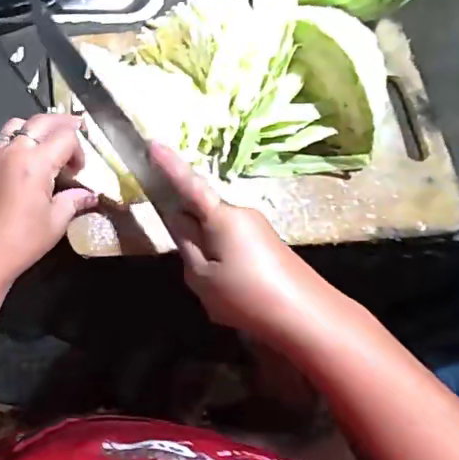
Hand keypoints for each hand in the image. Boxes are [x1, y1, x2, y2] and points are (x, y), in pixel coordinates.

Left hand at [0, 114, 100, 285]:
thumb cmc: (20, 241)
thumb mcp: (55, 222)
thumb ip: (73, 202)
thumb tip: (89, 195)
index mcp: (35, 162)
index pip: (65, 137)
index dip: (79, 150)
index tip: (79, 172)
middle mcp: (14, 151)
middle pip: (41, 122)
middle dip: (62, 124)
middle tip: (77, 130)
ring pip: (17, 125)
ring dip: (37, 128)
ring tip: (48, 143)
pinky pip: (2, 140)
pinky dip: (18, 140)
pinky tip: (25, 160)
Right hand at [152, 142, 331, 341]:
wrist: (307, 317)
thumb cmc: (247, 295)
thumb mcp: (201, 276)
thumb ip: (185, 244)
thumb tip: (177, 218)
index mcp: (222, 217)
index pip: (189, 185)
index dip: (169, 165)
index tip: (151, 142)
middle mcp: (241, 214)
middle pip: (202, 214)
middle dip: (190, 235)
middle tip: (194, 273)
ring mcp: (257, 228)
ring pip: (216, 234)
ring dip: (208, 255)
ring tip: (218, 292)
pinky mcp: (267, 245)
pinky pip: (232, 245)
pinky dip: (223, 264)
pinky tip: (233, 293)